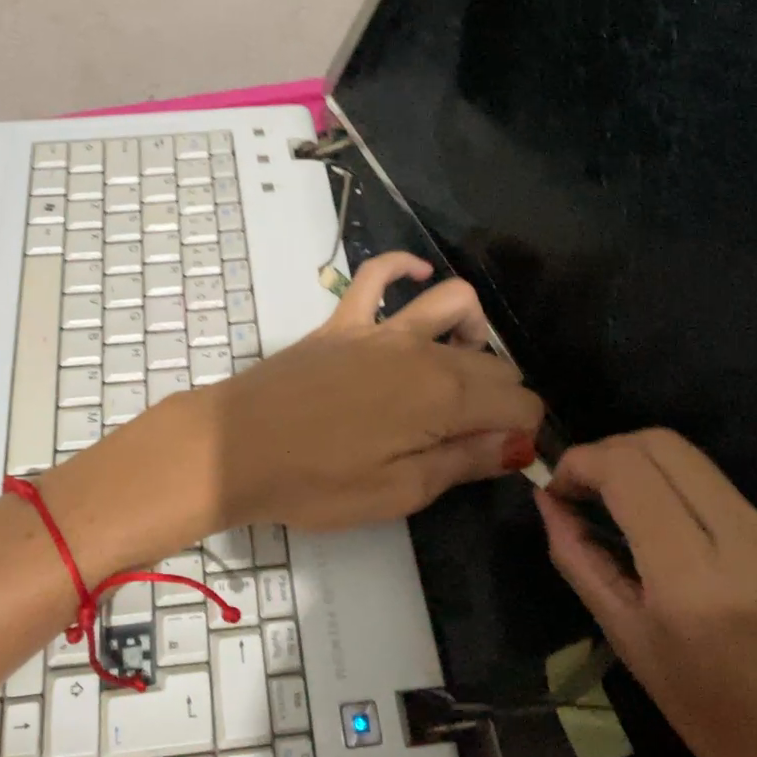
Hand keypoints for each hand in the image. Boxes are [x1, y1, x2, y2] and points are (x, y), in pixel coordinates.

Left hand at [181, 252, 543, 532]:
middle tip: (479, 435)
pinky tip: (418, 275)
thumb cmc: (315, 482)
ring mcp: (379, 328)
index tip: (506, 456)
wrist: (233, 447)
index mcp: (442, 397)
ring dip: (474, 331)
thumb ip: (462, 461)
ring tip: (461, 366)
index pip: (518, 402)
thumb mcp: (398, 491)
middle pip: (492, 359)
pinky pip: (377, 274)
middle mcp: (421, 350)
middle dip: (503, 395)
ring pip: (453, 303)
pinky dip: (403, 266)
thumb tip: (516, 445)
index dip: (524, 432)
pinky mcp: (342, 320)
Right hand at [536, 429, 756, 756]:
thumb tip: (549, 503)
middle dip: (610, 451)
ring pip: (697, 468)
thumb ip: (584, 566)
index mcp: (697, 580)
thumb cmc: (735, 731)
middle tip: (586, 489)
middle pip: (663, 444)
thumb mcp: (640, 653)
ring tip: (633, 526)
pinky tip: (696, 558)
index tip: (558, 486)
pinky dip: (693, 509)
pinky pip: (732, 501)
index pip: (627, 468)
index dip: (580, 460)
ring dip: (651, 478)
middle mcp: (750, 540)